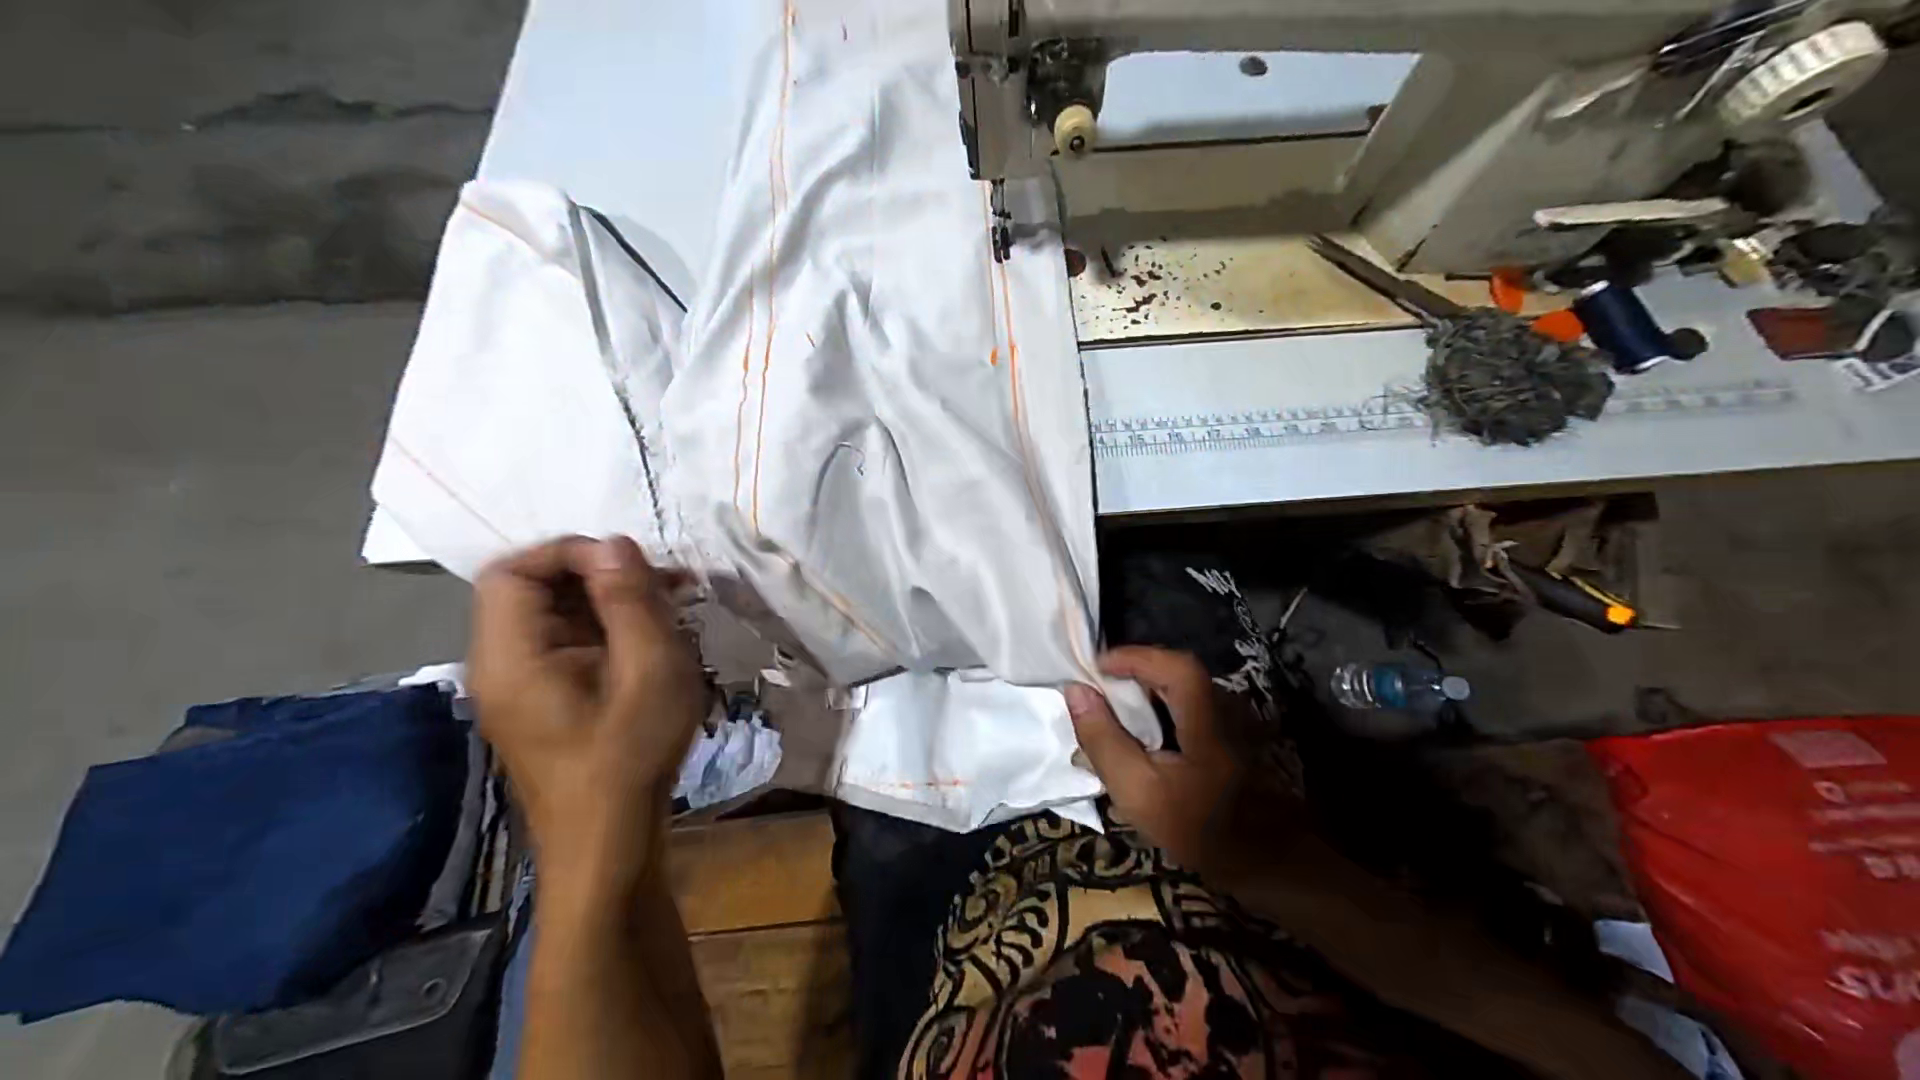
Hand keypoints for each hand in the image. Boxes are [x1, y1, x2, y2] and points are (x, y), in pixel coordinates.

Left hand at [468, 536, 708, 900]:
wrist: (609, 843)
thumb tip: (616, 544)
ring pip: (557, 614)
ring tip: (673, 605)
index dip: (570, 553)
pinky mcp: (545, 699)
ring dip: (612, 600)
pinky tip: (655, 638)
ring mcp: (521, 684)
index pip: (513, 571)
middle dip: (601, 575)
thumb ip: (630, 602)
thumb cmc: (630, 757)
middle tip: (666, 584)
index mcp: (511, 656)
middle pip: (535, 589)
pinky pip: (569, 642)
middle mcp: (501, 663)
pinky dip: (609, 628)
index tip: (632, 565)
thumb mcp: (648, 671)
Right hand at [1065, 646, 1254, 878]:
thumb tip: (1075, 691)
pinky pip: (1190, 706)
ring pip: (1182, 689)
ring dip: (1146, 692)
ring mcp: (1235, 720)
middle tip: (1099, 691)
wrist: (1263, 865)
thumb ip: (1103, 739)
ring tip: (1114, 714)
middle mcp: (1226, 708)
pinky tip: (1144, 736)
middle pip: (1175, 672)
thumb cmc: (1198, 829)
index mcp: (1207, 718)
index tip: (1096, 667)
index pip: (1173, 665)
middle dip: (1133, 674)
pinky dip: (1161, 709)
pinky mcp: (1234, 734)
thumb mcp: (1137, 790)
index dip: (1134, 657)